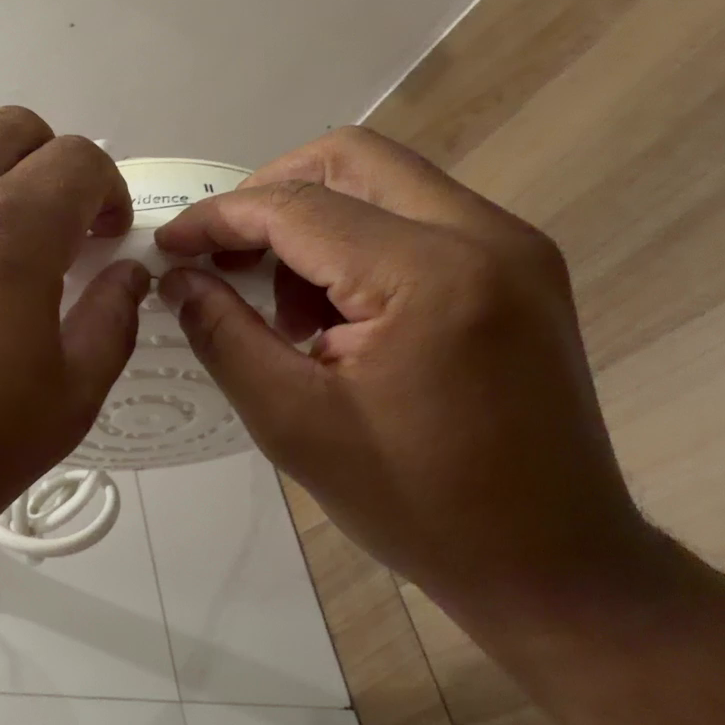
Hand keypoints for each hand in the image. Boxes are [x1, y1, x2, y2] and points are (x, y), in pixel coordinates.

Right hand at [153, 126, 649, 607]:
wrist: (556, 565)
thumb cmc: (419, 505)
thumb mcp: (294, 424)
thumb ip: (224, 335)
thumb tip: (179, 278)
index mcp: (430, 275)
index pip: (297, 208)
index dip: (219, 219)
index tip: (169, 245)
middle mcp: (485, 236)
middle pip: (352, 159)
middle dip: (271, 195)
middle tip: (226, 253)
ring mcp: (515, 248)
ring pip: (387, 183)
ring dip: (316, 221)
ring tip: (286, 307)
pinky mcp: (523, 271)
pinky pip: (420, 219)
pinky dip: (361, 242)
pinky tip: (339, 315)